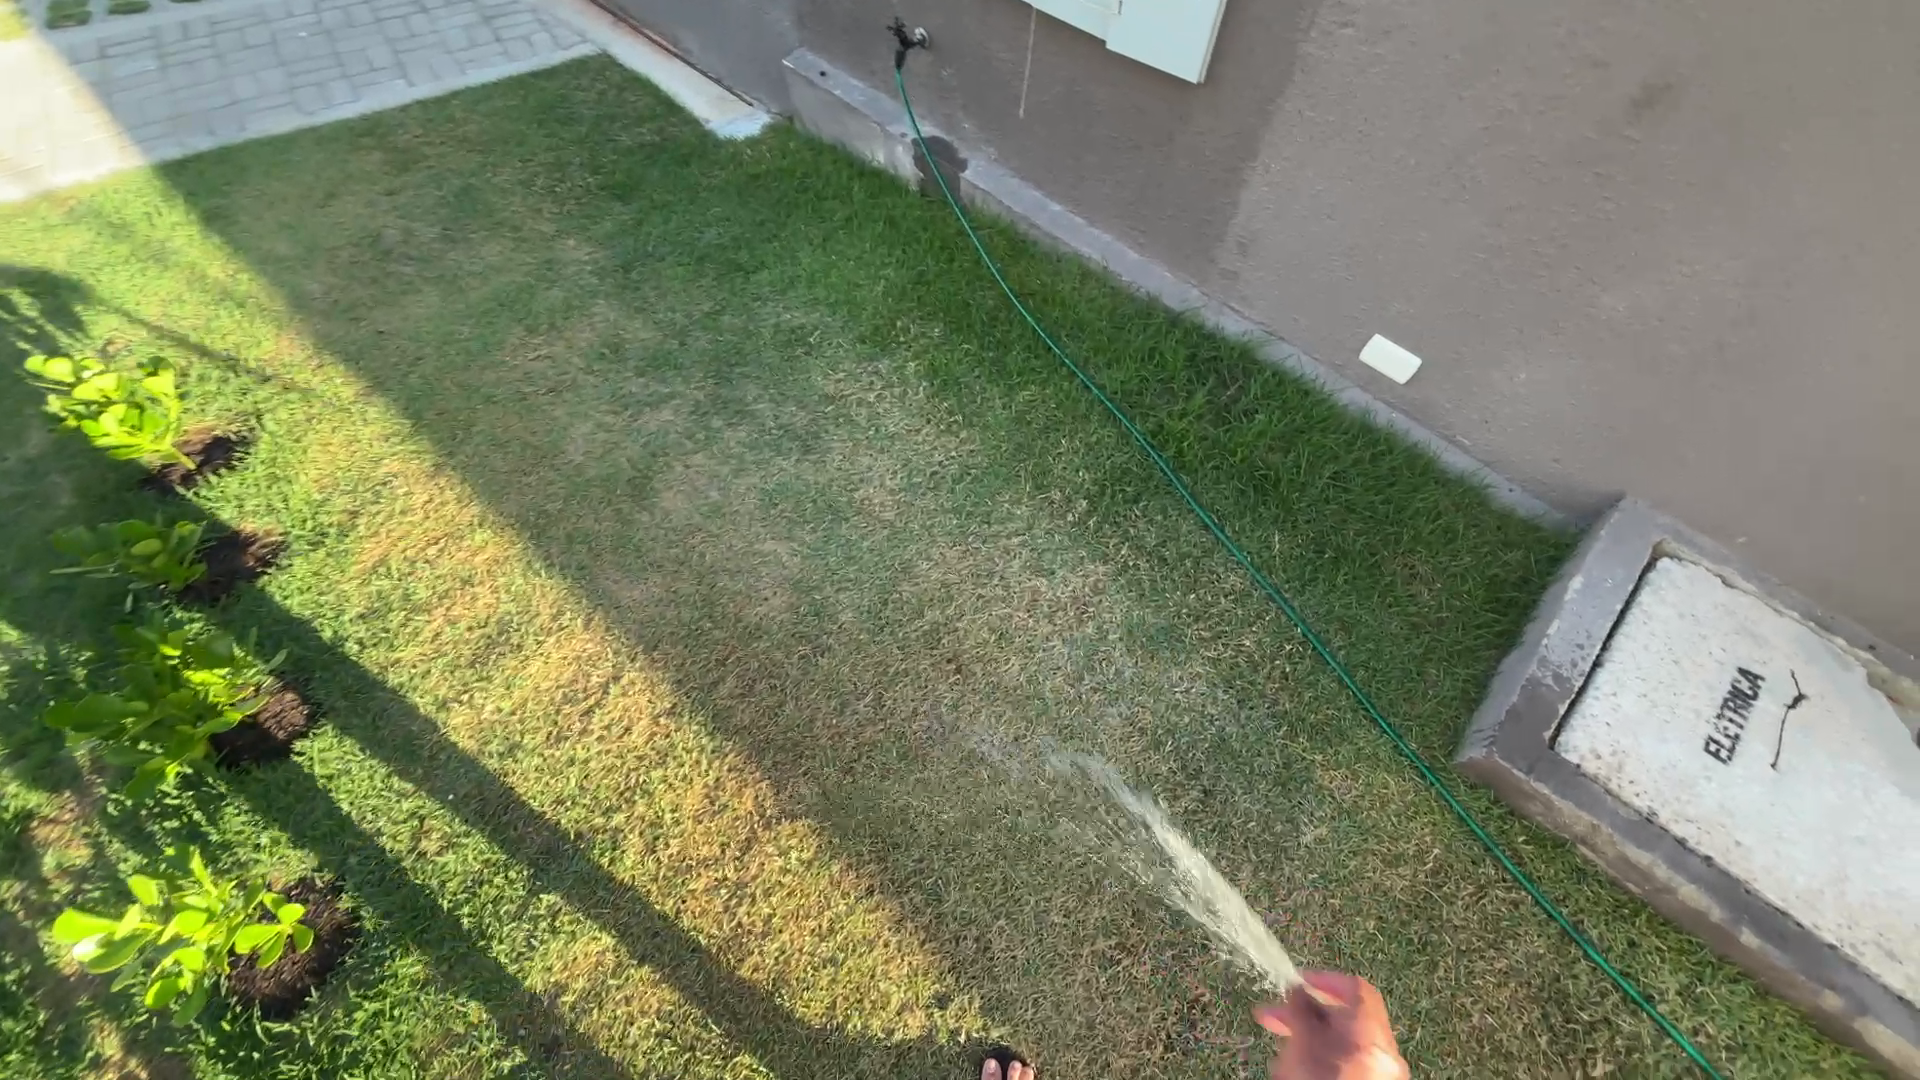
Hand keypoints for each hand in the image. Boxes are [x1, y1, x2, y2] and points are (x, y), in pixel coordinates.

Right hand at [1254, 971, 1406, 1079]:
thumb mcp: (1303, 1044)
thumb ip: (1301, 1011)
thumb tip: (1298, 989)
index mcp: (1372, 1034)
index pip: (1357, 989)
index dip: (1325, 979)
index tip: (1296, 982)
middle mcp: (1385, 1053)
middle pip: (1347, 1017)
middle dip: (1305, 1012)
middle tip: (1271, 1015)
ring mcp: (1381, 1077)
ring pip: (1344, 1043)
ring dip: (1308, 1037)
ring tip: (1279, 1046)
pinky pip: (1349, 1065)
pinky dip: (1323, 1058)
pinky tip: (1297, 1068)